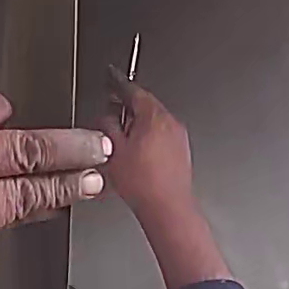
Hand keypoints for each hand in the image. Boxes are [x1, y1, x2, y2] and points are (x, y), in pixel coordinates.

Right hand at [97, 66, 230, 288]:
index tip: (111, 80)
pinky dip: (148, 140)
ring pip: (153, 122)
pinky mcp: (181, 152)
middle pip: (145, 106)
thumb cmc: (142, 182)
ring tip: (121, 146)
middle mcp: (170, 123)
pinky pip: (161, 137)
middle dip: (127, 111)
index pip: (134, 91)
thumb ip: (107, 125)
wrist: (167, 208)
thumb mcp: (111, 149)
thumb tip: (106, 115)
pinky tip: (136, 158)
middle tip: (110, 120)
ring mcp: (179, 138)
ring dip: (138, 127)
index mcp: (153, 117)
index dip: (118, 85)